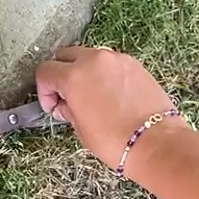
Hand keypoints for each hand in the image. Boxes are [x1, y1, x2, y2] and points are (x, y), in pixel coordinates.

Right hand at [34, 46, 176, 164]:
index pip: (46, 71)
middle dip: (61, 74)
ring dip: (84, 71)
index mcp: (74, 76)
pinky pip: (111, 63)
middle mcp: (94, 60)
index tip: (52, 105)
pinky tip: (111, 95)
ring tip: (91, 97)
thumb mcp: (81, 128)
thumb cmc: (114, 140)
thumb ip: (68, 109)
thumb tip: (65, 104)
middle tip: (67, 97)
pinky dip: (105, 74)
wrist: (154, 142)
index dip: (44, 90)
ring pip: (90, 57)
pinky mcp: (134, 64)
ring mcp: (116, 59)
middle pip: (65, 56)